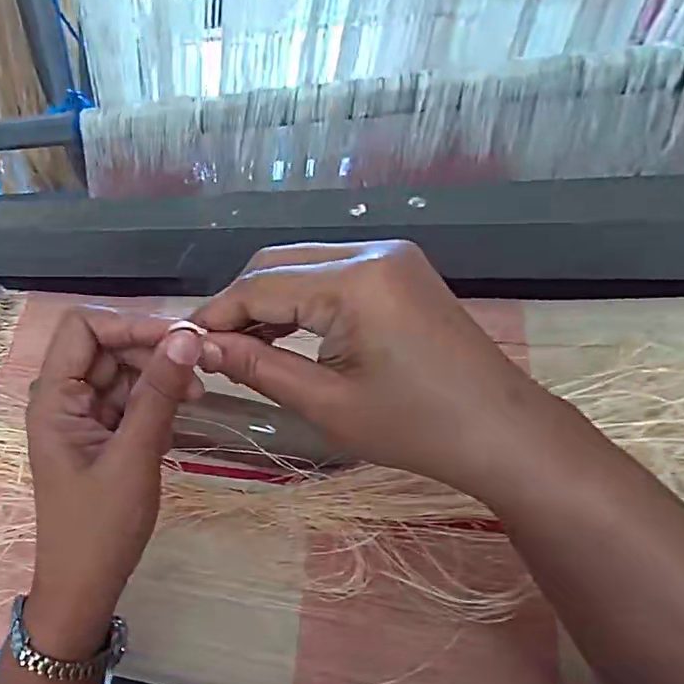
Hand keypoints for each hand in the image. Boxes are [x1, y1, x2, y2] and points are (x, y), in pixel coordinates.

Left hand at [25, 311, 203, 659]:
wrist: (83, 585)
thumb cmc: (101, 527)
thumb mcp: (134, 457)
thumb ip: (158, 394)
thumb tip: (186, 336)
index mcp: (53, 399)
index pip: (82, 328)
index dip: (130, 323)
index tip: (180, 338)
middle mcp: (61, 401)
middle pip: (105, 348)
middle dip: (151, 351)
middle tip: (200, 368)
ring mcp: (80, 420)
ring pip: (120, 375)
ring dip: (157, 377)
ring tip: (197, 397)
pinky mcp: (98, 439)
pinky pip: (126, 404)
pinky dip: (152, 403)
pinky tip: (180, 413)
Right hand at [191, 241, 575, 497]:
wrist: (499, 431)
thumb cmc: (412, 427)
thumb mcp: (324, 402)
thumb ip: (257, 368)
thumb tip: (202, 349)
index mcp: (354, 281)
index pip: (258, 286)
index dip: (214, 316)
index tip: (184, 348)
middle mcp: (370, 252)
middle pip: (275, 264)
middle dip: (236, 306)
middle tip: (210, 353)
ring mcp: (389, 258)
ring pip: (299, 266)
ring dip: (263, 303)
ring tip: (238, 351)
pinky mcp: (397, 272)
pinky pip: (328, 276)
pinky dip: (296, 303)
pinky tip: (279, 338)